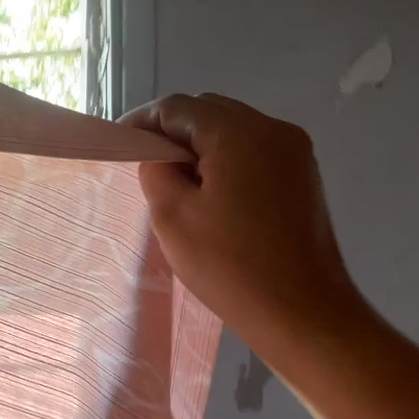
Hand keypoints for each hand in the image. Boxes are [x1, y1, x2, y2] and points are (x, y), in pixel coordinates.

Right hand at [127, 93, 372, 360]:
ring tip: (173, 185)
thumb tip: (159, 157)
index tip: (116, 146)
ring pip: (232, 132)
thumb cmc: (230, 264)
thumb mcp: (173, 217)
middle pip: (209, 112)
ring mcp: (295, 153)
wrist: (302, 311)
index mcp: (241, 134)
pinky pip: (252, 153)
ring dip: (198, 148)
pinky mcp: (302, 178)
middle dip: (171, 132)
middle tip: (143, 167)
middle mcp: (274, 131)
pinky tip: (207, 197)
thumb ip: (158, 173)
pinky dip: (223, 162)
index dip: (141, 121)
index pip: (178, 107)